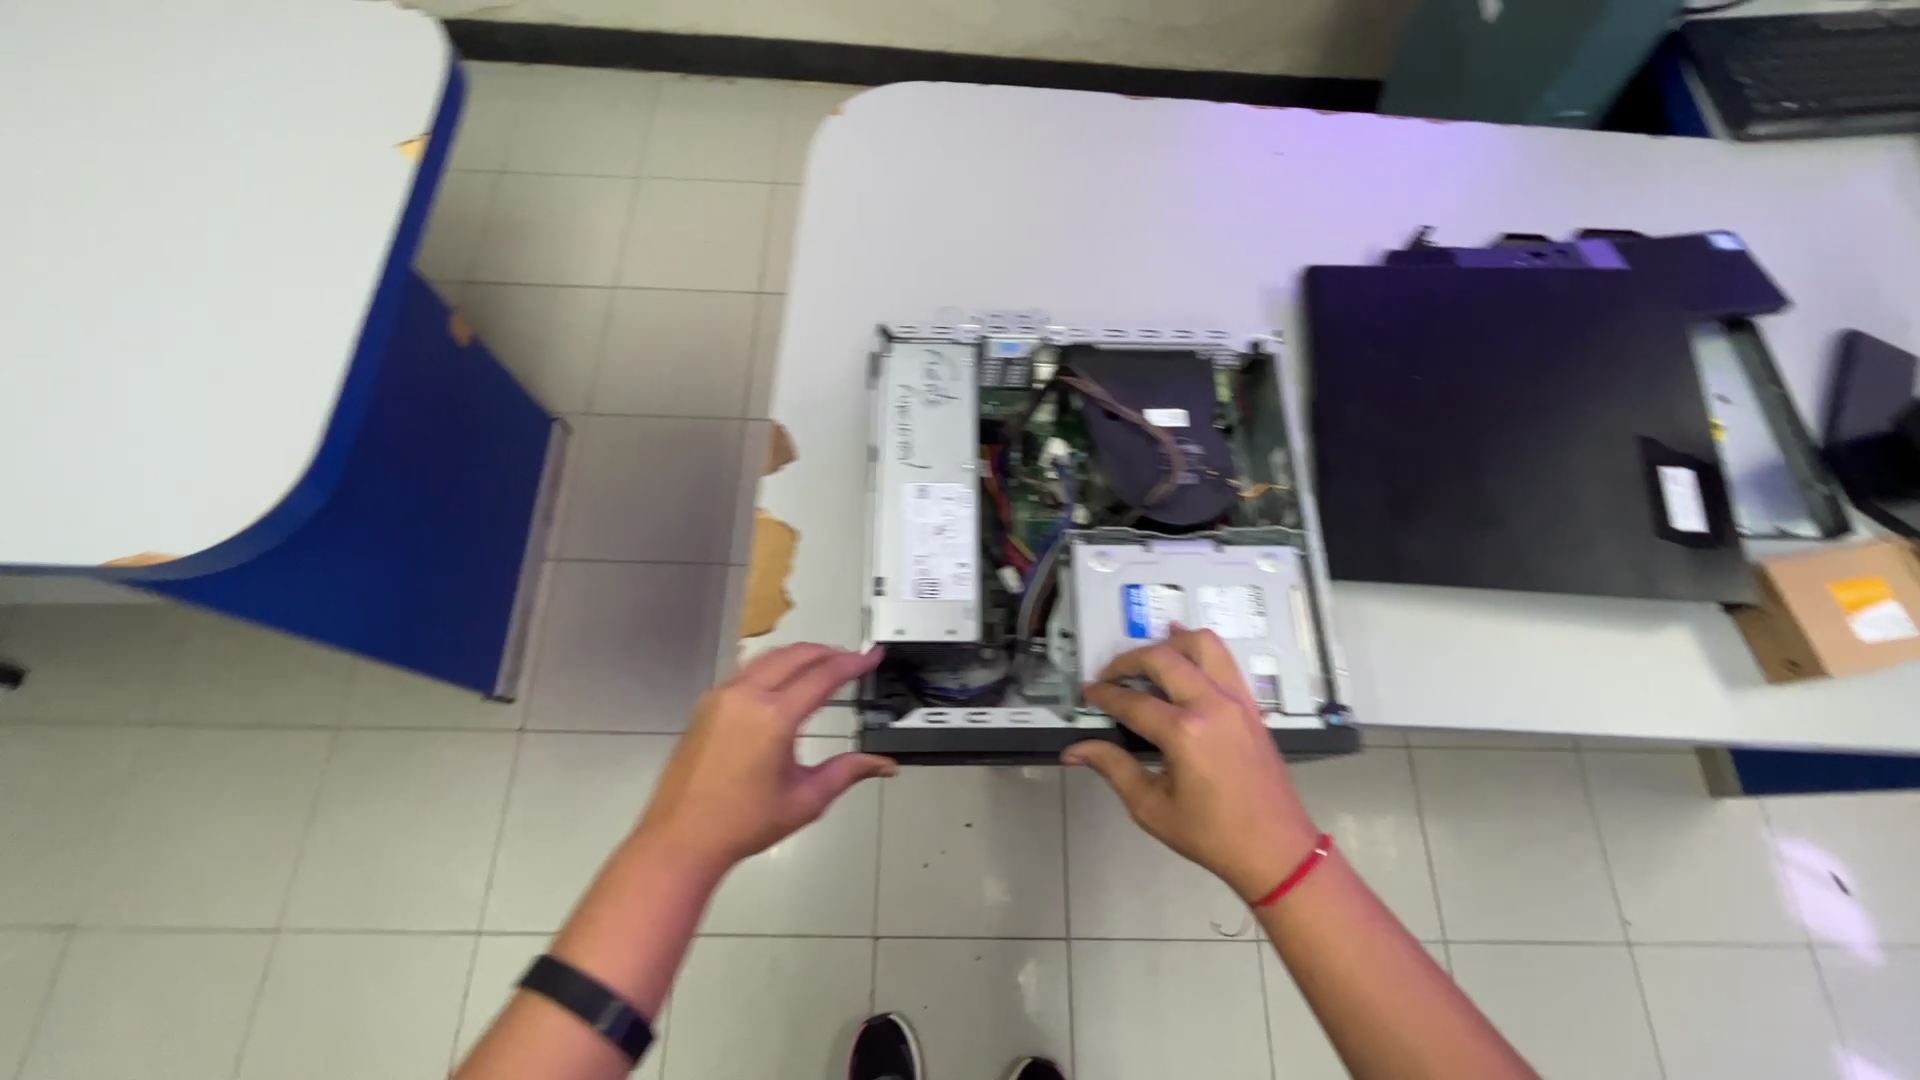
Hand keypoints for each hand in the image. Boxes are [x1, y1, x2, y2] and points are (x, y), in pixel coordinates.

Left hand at [635, 644, 896, 872]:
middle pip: (795, 656)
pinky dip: (773, 666)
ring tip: (822, 663)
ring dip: (799, 655)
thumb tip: (885, 765)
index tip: (872, 655)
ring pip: (768, 658)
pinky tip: (784, 680)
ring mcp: (722, 697)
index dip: (852, 664)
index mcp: (774, 718)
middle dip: (827, 652)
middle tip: (851, 659)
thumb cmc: (744, 824)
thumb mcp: (805, 800)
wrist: (680, 838)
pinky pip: (747, 671)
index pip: (822, 677)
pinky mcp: (707, 705)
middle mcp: (746, 697)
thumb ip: (847, 772)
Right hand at [1064, 627, 1318, 900]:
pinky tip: (1180, 654)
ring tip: (1148, 662)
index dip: (1103, 695)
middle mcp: (1211, 705)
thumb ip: (1112, 768)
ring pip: (1201, 644)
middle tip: (1110, 678)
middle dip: (1128, 662)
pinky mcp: (1250, 704)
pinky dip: (1198, 651)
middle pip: (1162, 658)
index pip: (1132, 701)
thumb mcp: (1151, 807)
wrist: (1276, 850)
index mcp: (1185, 734)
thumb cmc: (1211, 835)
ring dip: (1168, 645)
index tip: (1087, 695)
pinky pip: (1224, 659)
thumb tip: (1074, 751)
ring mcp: (1236, 700)